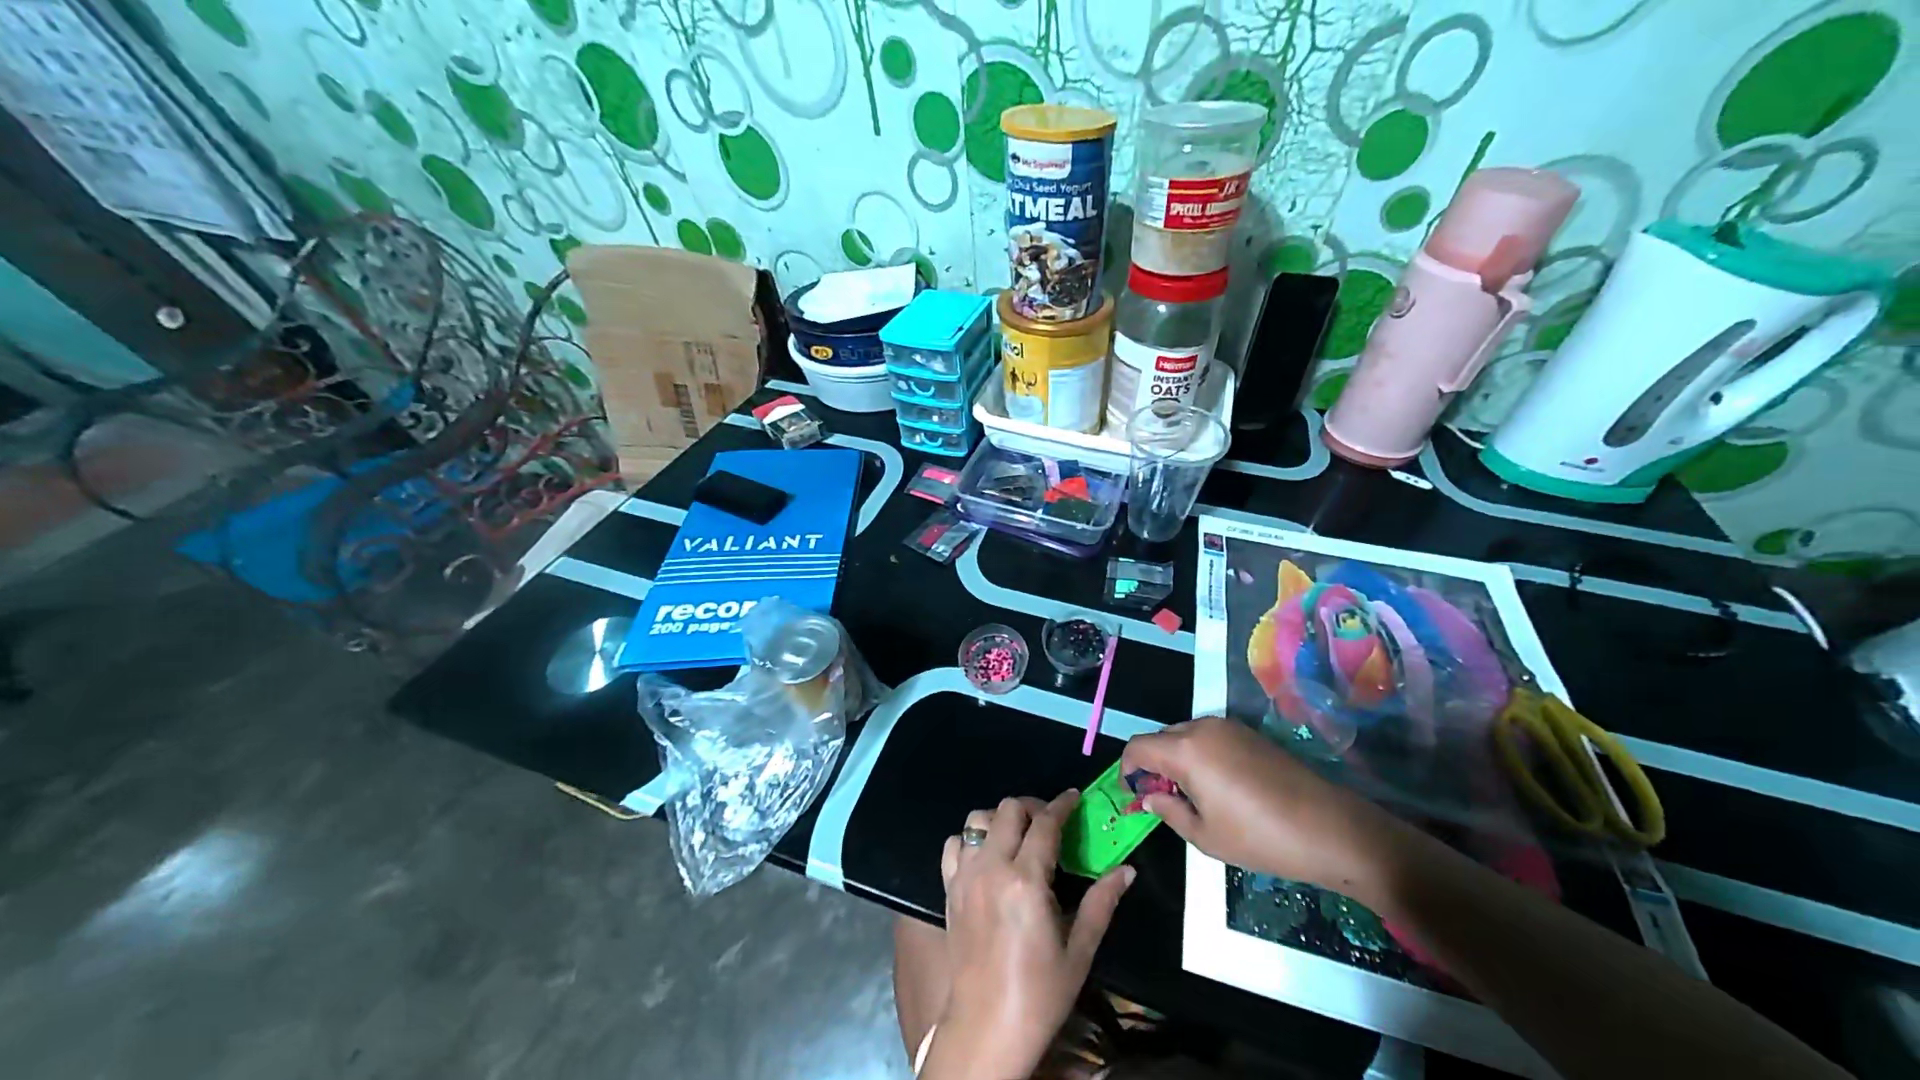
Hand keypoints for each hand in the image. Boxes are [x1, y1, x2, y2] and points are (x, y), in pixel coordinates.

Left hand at [922, 792, 1133, 1079]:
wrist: (986, 1026)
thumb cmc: (1040, 992)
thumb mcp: (1079, 950)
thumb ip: (1101, 902)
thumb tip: (1127, 870)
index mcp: (1026, 880)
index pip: (1045, 823)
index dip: (1061, 805)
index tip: (1073, 797)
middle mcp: (991, 868)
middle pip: (1008, 809)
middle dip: (1032, 807)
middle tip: (1050, 822)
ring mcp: (965, 876)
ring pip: (976, 820)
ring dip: (1000, 820)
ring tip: (1019, 837)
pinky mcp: (948, 889)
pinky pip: (954, 845)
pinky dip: (970, 840)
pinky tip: (987, 856)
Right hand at [1121, 716, 1403, 893]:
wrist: (1330, 829)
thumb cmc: (1260, 838)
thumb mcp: (1205, 836)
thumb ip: (1168, 811)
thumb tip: (1150, 797)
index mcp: (1185, 750)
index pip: (1137, 747)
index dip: (1127, 770)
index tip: (1135, 796)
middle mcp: (1203, 728)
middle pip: (1161, 738)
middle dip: (1153, 765)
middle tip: (1164, 801)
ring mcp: (1230, 727)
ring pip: (1185, 736)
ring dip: (1177, 759)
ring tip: (1193, 796)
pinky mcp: (1251, 733)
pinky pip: (1209, 738)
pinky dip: (1200, 755)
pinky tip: (1220, 787)